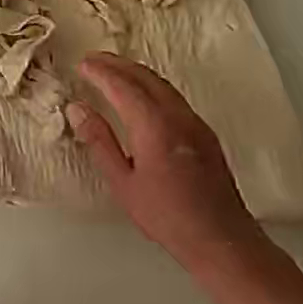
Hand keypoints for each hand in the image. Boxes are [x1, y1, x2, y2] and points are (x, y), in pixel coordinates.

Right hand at [66, 52, 268, 272]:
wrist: (225, 244)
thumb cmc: (168, 216)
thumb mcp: (122, 182)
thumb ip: (99, 141)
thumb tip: (77, 108)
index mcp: (154, 126)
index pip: (121, 85)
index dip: (99, 71)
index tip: (80, 65)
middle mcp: (177, 117)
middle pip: (144, 76)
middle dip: (116, 63)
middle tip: (92, 60)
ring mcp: (195, 124)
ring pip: (161, 83)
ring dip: (134, 71)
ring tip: (112, 70)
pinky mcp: (205, 134)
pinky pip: (173, 95)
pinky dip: (150, 84)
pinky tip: (141, 93)